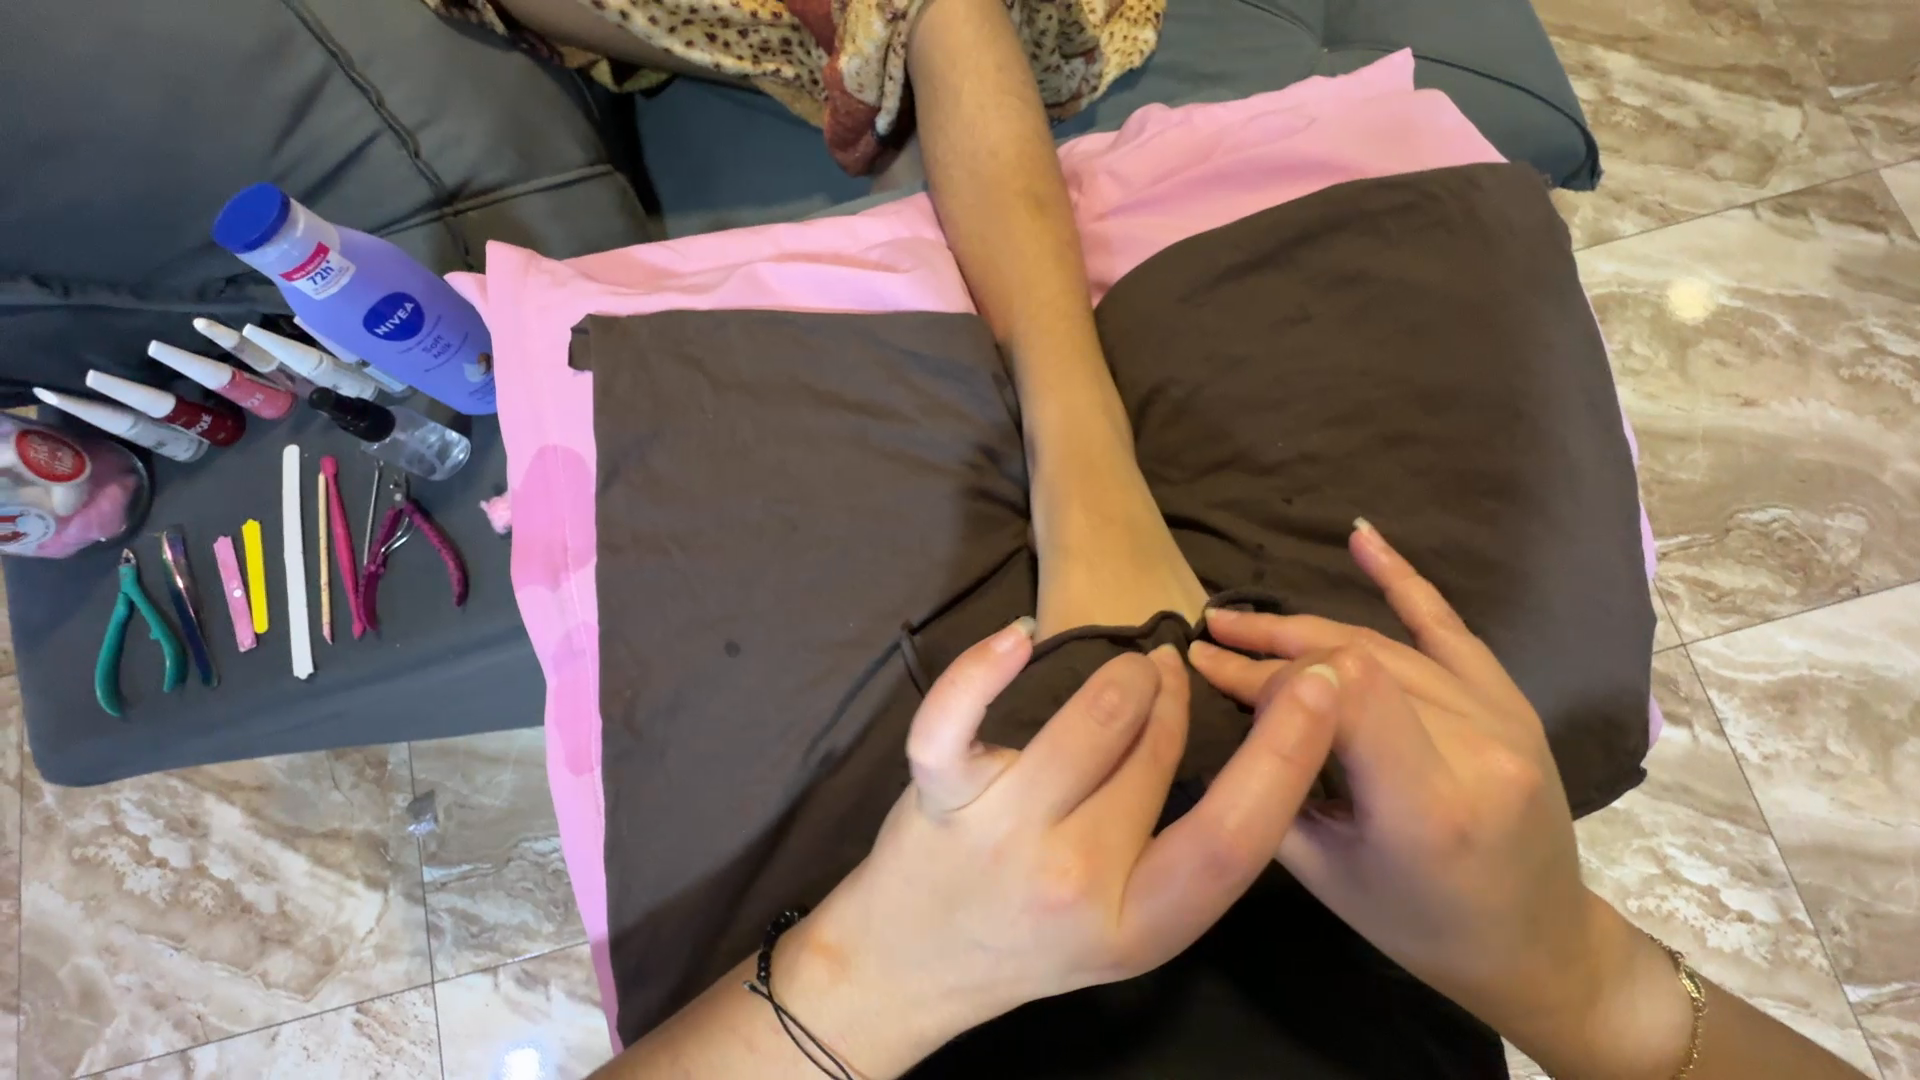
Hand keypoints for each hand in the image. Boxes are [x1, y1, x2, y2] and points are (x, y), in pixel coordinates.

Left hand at [777, 619, 1335, 1077]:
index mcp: (1140, 921)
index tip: (1318, 684)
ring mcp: (1001, 835)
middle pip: (1154, 754)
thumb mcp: (1128, 921)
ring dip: (1123, 676)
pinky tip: (1020, 636)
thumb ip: (1176, 847)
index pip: (1234, 834)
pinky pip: (956, 717)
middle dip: (1173, 695)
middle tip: (1169, 666)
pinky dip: (984, 667)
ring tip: (1128, 666)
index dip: (1288, 753)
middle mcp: (1074, 881)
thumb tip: (1218, 732)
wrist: (913, 965)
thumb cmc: (1031, 939)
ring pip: (1089, 720)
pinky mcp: (940, 795)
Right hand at [1187, 521, 1694, 1078]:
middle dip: (1270, 644)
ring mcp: (1501, 716)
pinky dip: (1401, 578)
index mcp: (1427, 804)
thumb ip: (1275, 783)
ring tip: (1240, 620)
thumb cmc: (1417, 925)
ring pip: (1380, 644)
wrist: (1535, 944)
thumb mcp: (1322, 871)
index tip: (1213, 672)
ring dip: (1302, 627)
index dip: (1266, 673)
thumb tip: (1227, 709)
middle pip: (1354, 661)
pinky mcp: (1508, 702)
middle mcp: (1474, 747)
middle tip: (1210, 633)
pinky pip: (1449, 627)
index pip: (1336, 694)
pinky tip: (1361, 538)